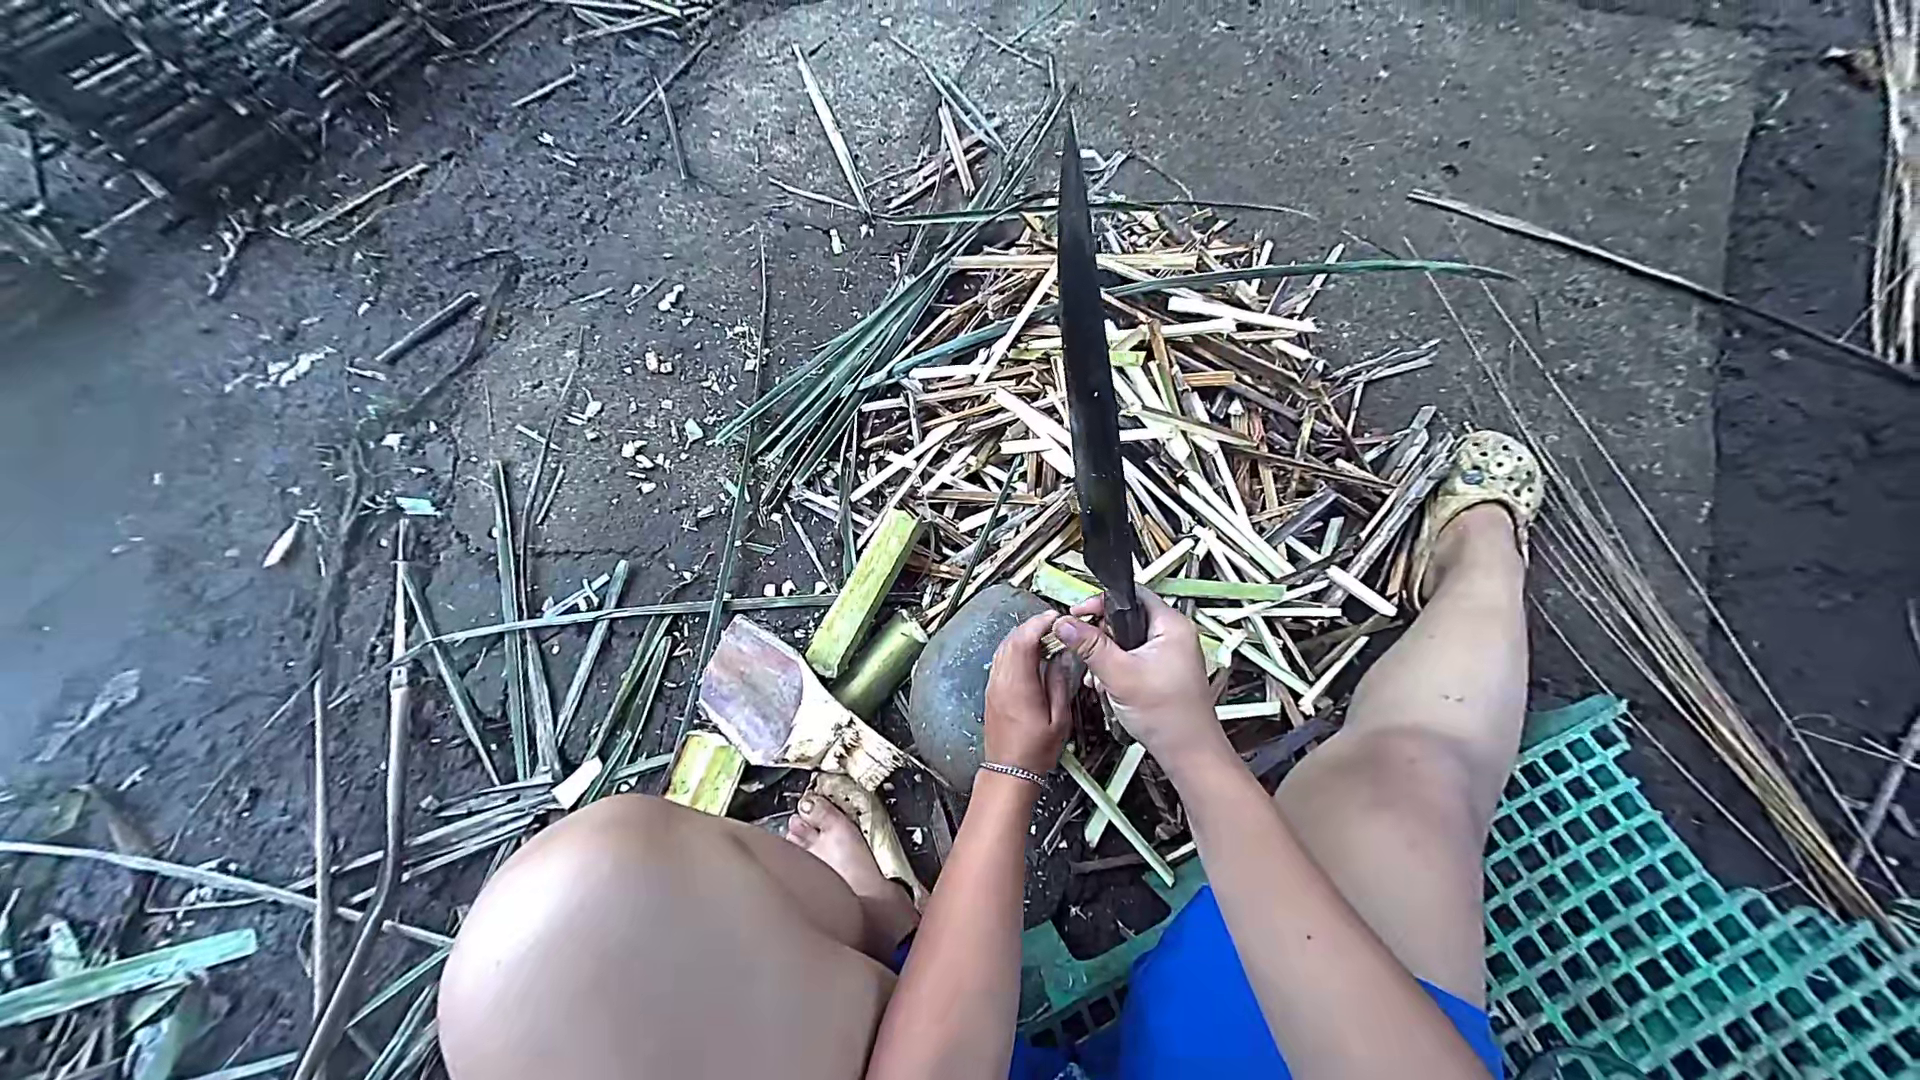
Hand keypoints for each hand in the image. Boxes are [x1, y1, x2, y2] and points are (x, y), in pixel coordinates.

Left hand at [982, 613, 1074, 776]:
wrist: (1009, 771)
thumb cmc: (1034, 751)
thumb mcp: (1059, 718)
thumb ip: (1058, 683)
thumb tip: (1060, 659)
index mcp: (1018, 684)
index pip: (1023, 640)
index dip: (1039, 623)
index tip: (1054, 618)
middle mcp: (1001, 681)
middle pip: (1012, 639)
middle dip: (1032, 626)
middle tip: (1052, 625)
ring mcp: (994, 685)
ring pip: (1004, 648)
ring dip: (1022, 637)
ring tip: (1043, 637)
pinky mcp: (992, 691)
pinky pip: (1001, 660)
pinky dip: (1015, 650)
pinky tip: (1029, 655)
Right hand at [1054, 590, 1228, 769]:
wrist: (1187, 753)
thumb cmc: (1169, 717)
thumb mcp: (1119, 675)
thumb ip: (1090, 646)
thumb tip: (1065, 624)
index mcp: (1171, 625)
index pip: (1130, 594)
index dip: (1099, 602)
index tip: (1078, 614)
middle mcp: (1172, 634)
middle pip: (1124, 617)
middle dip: (1100, 635)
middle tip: (1087, 650)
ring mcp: (1168, 652)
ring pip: (1124, 639)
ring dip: (1105, 654)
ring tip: (1100, 673)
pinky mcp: (1162, 668)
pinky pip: (1130, 656)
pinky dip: (1115, 666)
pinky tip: (1108, 683)